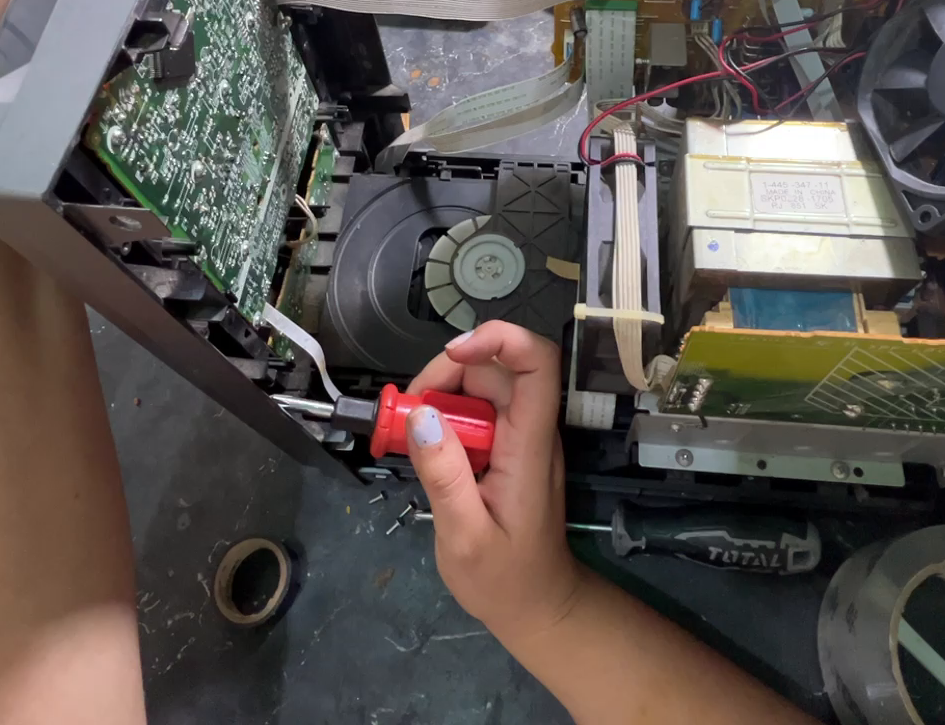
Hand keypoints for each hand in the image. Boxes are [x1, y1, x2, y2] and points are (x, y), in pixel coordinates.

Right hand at [404, 321, 582, 642]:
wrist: (537, 604)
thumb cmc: (505, 579)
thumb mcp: (464, 536)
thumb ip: (444, 476)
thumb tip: (421, 415)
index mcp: (529, 444)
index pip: (538, 365)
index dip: (501, 339)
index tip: (452, 354)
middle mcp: (531, 429)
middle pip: (497, 369)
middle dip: (447, 375)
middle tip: (405, 413)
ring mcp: (521, 434)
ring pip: (484, 384)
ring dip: (442, 394)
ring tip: (408, 430)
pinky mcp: (508, 444)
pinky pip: (479, 408)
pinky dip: (447, 414)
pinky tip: (425, 441)